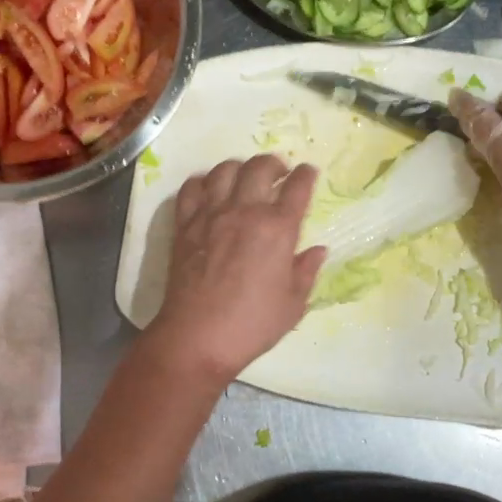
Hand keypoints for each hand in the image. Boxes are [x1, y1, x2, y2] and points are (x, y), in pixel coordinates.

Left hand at [142, 155, 326, 382]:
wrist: (198, 337)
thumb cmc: (252, 325)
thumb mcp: (293, 304)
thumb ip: (306, 271)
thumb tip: (317, 250)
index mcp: (278, 229)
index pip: (297, 188)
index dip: (306, 176)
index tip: (309, 174)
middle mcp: (245, 212)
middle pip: (260, 168)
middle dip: (274, 164)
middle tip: (279, 172)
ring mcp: (210, 215)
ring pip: (224, 170)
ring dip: (239, 167)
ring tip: (245, 177)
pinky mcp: (184, 225)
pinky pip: (191, 188)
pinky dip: (203, 182)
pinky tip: (209, 190)